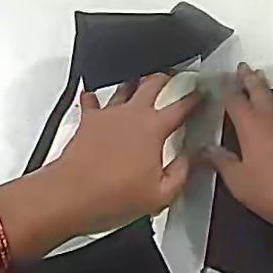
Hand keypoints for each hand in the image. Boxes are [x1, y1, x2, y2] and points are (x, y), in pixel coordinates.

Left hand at [34, 73, 201, 237]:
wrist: (72, 194)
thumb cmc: (112, 195)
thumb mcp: (160, 195)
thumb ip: (180, 174)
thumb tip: (189, 162)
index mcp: (154, 129)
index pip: (181, 107)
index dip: (194, 99)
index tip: (199, 95)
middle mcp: (131, 114)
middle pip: (152, 84)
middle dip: (165, 78)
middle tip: (172, 77)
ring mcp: (108, 114)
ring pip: (124, 87)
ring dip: (133, 83)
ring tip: (139, 82)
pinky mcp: (87, 120)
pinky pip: (91, 101)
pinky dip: (94, 97)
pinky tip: (92, 96)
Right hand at [205, 63, 272, 229]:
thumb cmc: (268, 187)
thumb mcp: (236, 178)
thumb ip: (221, 160)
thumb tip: (207, 150)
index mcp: (249, 123)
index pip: (234, 100)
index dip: (227, 89)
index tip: (220, 80)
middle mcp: (267, 120)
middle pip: (258, 91)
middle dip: (249, 79)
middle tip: (243, 68)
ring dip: (264, 88)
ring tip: (260, 79)